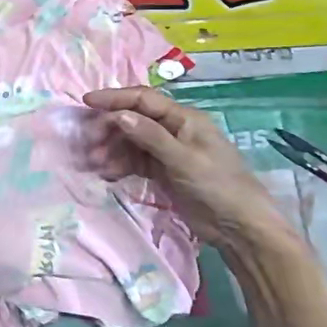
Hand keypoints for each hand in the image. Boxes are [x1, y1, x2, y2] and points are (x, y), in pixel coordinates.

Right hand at [83, 86, 295, 250]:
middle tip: (89, 145)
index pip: (142, 99)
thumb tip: (118, 115)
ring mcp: (167, 151)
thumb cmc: (217, 186)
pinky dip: (119, 164)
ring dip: (111, 149)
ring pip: (130, 141)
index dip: (114, 98)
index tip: (86, 103)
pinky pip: (134, 161)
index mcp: (184, 118)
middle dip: (108, 129)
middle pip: (132, 120)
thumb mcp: (183, 160)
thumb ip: (150, 136)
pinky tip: (107, 173)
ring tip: (95, 164)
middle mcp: (173, 130)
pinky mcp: (162, 171)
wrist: (240, 228)